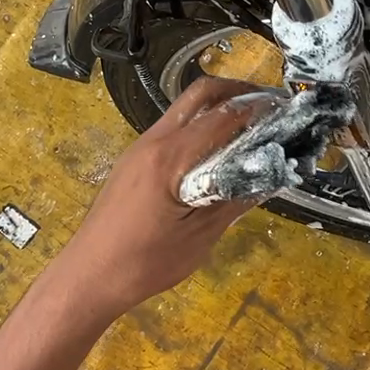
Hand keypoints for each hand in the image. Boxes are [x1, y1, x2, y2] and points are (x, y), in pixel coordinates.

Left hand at [50, 77, 274, 318]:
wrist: (86, 278)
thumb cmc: (142, 264)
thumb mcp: (198, 239)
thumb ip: (233, 202)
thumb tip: (268, 178)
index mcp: (170, 158)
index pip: (222, 117)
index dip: (257, 109)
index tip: (284, 111)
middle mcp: (153, 142)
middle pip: (199, 95)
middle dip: (237, 91)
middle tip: (267, 105)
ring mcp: (139, 149)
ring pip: (184, 110)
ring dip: (217, 108)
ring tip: (248, 126)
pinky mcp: (133, 161)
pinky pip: (172, 129)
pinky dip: (199, 127)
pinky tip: (217, 152)